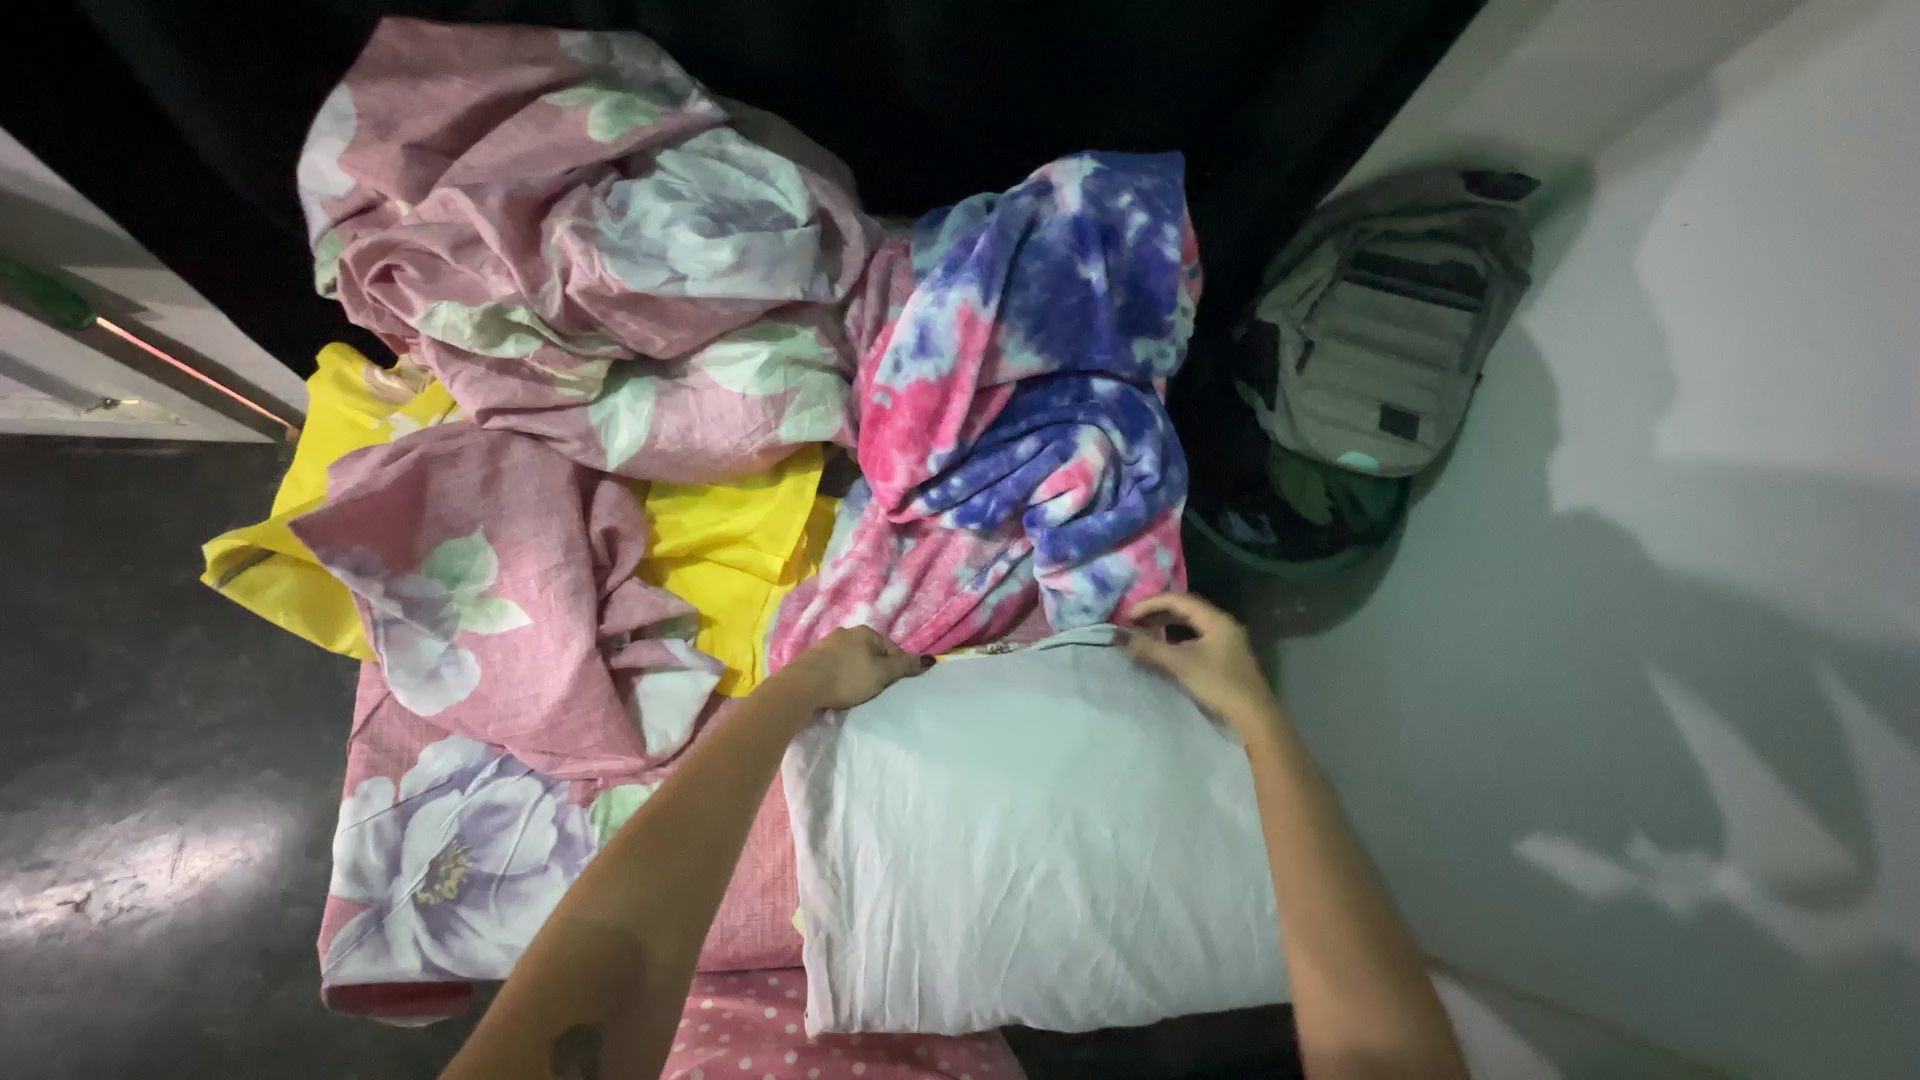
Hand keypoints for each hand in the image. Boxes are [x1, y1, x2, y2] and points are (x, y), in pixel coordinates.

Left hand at [776, 626, 931, 709]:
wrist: (803, 685)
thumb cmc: (847, 677)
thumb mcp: (881, 673)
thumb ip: (903, 666)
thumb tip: (930, 659)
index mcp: (865, 632)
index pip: (891, 647)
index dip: (897, 666)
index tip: (893, 685)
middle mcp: (845, 633)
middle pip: (870, 652)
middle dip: (876, 668)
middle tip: (877, 689)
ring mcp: (826, 644)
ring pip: (851, 659)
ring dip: (857, 672)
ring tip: (857, 691)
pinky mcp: (811, 659)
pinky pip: (835, 666)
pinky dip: (840, 676)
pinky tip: (838, 689)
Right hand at [1121, 593, 1278, 731]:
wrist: (1253, 716)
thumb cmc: (1218, 684)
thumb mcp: (1180, 664)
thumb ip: (1149, 648)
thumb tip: (1119, 637)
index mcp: (1215, 619)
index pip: (1177, 599)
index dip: (1150, 604)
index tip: (1128, 616)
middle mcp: (1222, 623)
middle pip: (1184, 609)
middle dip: (1156, 613)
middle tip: (1133, 623)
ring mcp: (1225, 639)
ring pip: (1190, 624)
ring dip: (1166, 625)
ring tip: (1144, 633)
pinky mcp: (1224, 655)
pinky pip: (1195, 637)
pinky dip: (1176, 638)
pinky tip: (1165, 648)